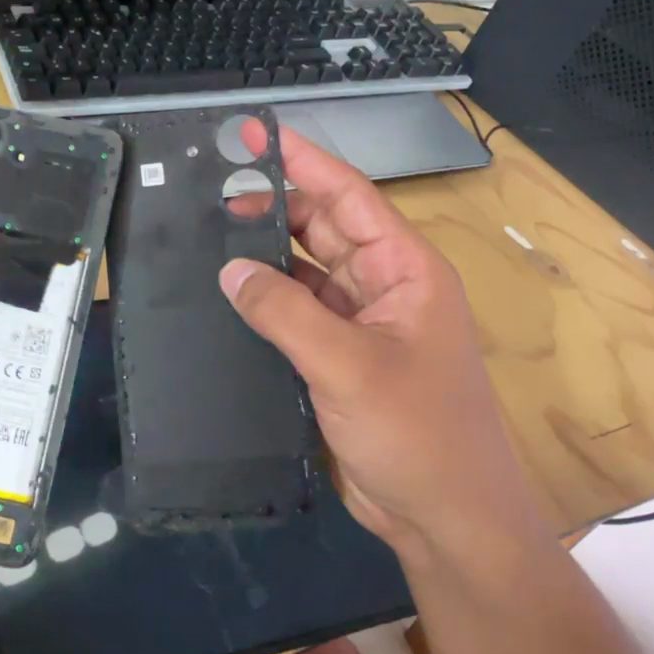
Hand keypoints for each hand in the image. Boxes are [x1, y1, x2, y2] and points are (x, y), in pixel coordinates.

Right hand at [221, 121, 547, 564]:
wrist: (444, 518)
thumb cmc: (416, 432)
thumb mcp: (347, 365)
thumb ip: (284, 311)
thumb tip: (230, 269)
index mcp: (405, 269)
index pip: (348, 196)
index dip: (302, 161)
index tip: (253, 135)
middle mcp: (384, 286)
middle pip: (323, 228)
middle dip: (274, 208)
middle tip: (211, 195)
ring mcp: (362, 324)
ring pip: (307, 272)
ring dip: (266, 258)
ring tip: (208, 239)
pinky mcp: (340, 359)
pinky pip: (298, 313)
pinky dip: (266, 302)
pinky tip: (227, 295)